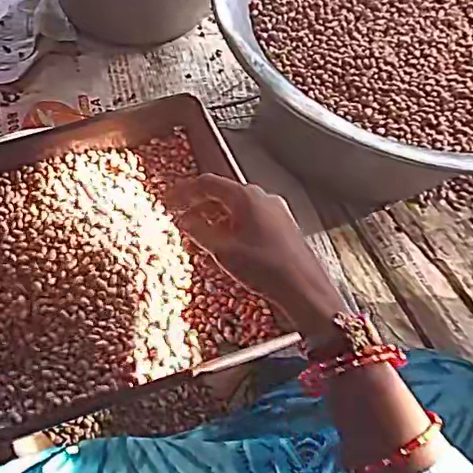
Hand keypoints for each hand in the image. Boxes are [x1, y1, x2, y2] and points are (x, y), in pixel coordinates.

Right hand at [167, 174, 344, 336]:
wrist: (303, 289)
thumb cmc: (267, 268)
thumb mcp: (222, 250)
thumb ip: (198, 231)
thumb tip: (185, 222)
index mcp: (246, 197)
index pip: (207, 183)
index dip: (184, 192)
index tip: (170, 201)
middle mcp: (263, 199)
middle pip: (222, 196)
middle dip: (198, 209)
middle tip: (180, 221)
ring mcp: (275, 213)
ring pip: (236, 211)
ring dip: (214, 223)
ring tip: (199, 241)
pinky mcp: (282, 229)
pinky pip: (250, 223)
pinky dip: (231, 231)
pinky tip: (224, 251)